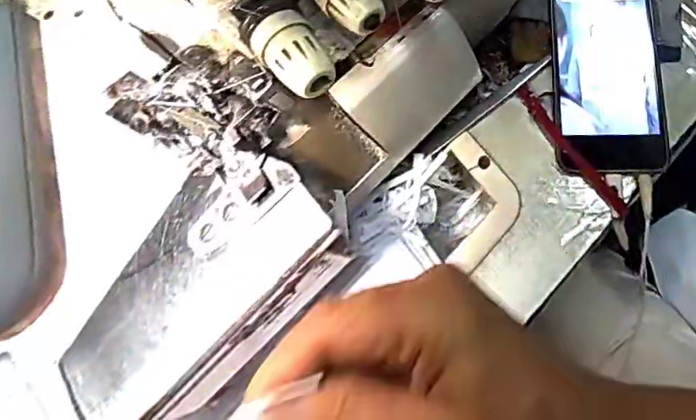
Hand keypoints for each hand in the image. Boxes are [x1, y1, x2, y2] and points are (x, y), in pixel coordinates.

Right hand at [245, 265, 597, 419]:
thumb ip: (351, 409)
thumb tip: (280, 404)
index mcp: (422, 299)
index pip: (326, 323)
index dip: (279, 373)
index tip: (249, 417)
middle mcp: (426, 288)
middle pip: (339, 330)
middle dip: (304, 382)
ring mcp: (438, 306)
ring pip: (358, 343)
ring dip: (331, 387)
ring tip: (314, 418)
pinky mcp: (446, 329)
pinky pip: (385, 351)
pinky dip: (363, 385)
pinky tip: (356, 411)